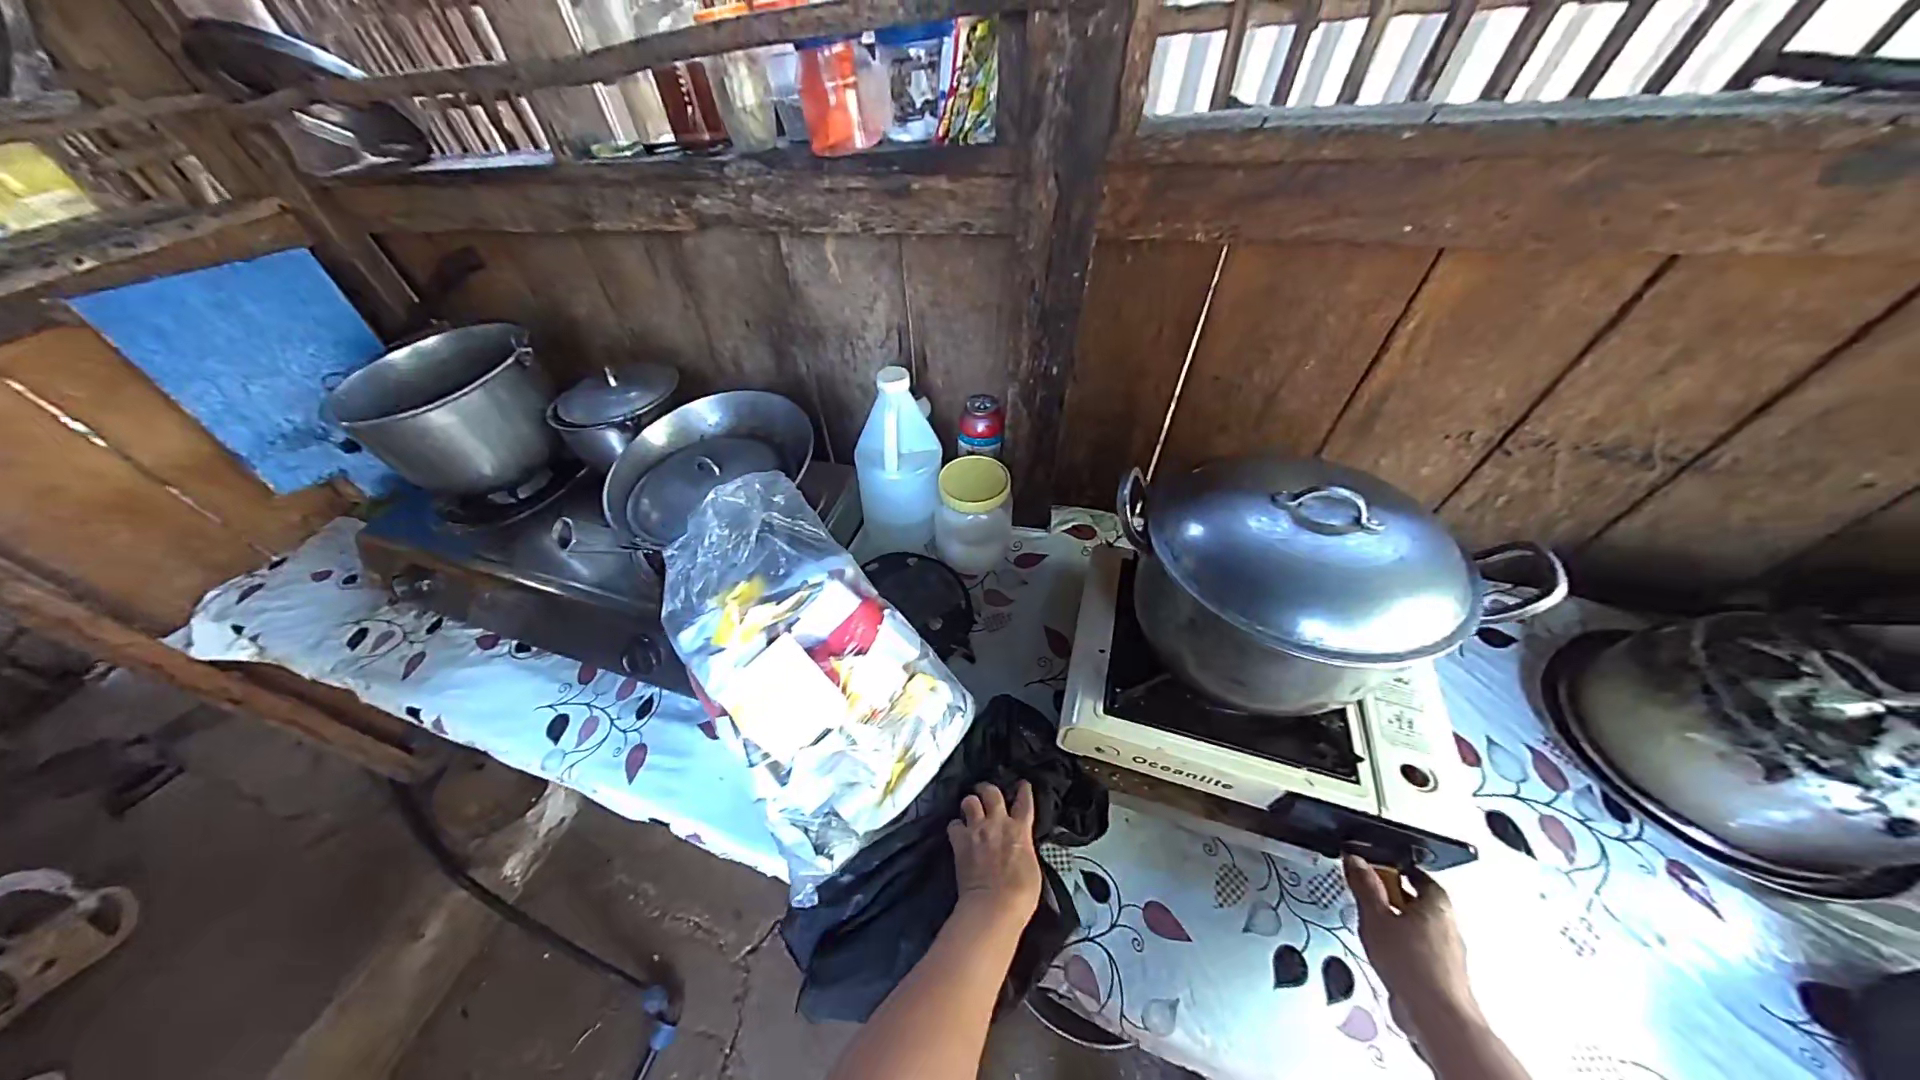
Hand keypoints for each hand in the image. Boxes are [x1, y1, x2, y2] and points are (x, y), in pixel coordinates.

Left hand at [948, 780, 1040, 922]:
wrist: (994, 905)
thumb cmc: (1020, 894)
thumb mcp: (1032, 866)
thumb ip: (1024, 848)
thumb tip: (1020, 847)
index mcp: (1020, 830)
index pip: (1024, 802)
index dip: (1023, 790)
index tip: (1022, 784)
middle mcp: (997, 823)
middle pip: (992, 792)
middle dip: (988, 789)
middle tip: (986, 790)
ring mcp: (977, 830)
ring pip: (970, 801)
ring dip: (970, 803)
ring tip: (969, 807)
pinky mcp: (960, 842)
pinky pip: (953, 824)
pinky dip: (955, 826)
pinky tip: (957, 831)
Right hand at [1342, 855, 1477, 1038]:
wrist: (1435, 1016)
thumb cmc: (1412, 964)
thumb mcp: (1375, 916)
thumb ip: (1364, 886)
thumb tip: (1356, 861)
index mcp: (1437, 905)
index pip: (1418, 875)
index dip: (1397, 868)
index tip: (1380, 866)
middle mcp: (1448, 926)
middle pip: (1419, 901)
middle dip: (1395, 895)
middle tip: (1373, 891)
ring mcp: (1447, 953)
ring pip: (1419, 927)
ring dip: (1398, 921)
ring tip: (1374, 922)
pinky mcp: (1442, 974)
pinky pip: (1419, 950)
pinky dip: (1402, 945)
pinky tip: (1385, 952)